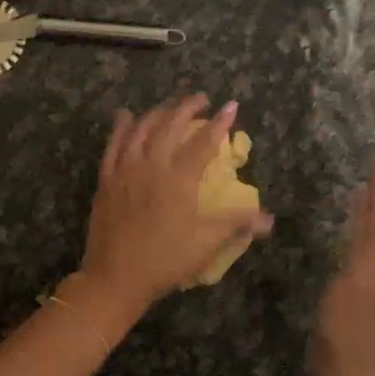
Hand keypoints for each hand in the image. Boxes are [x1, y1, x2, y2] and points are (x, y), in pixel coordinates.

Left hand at [78, 94, 275, 310]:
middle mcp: (152, 164)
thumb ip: (236, 224)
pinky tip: (127, 116)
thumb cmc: (165, 261)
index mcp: (179, 178)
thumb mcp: (206, 244)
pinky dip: (123, 126)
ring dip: (159, 112)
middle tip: (201, 99)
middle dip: (188, 107)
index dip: (220, 123)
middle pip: (171, 125)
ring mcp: (125, 168)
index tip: (231, 106)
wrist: (116, 277)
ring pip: (142, 128)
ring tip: (171, 107)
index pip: (204, 142)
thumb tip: (268, 219)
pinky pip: (113, 143)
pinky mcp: (106, 177)